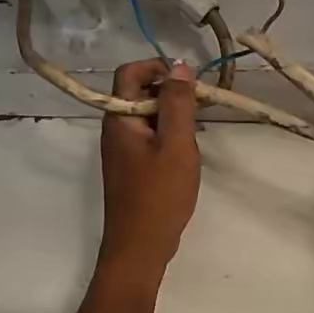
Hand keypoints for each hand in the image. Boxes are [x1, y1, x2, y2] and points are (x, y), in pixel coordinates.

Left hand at [97, 59, 200, 284]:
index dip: (156, 66)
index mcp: (119, 118)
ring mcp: (121, 149)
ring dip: (171, 114)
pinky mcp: (130, 166)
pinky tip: (186, 151)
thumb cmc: (159, 194)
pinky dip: (167, 134)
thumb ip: (177, 103)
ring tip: (196, 130)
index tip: (186, 81)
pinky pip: (148, 136)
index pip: (129, 72)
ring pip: (146, 115)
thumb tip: (179, 65)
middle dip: (169, 92)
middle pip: (138, 91)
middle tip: (199, 106)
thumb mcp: (176, 144)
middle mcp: (115, 129)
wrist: (140, 247)